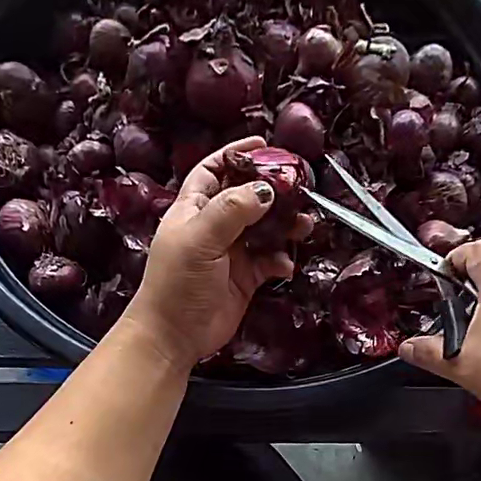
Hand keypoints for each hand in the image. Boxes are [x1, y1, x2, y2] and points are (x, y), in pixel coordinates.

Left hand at [122, 137, 304, 365]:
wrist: (175, 335)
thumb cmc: (178, 283)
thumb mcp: (201, 239)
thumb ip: (232, 211)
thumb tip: (266, 189)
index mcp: (193, 209)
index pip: (214, 170)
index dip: (236, 155)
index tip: (263, 145)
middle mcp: (213, 227)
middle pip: (247, 198)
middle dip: (272, 192)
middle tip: (300, 188)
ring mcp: (231, 253)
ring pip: (264, 230)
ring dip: (285, 227)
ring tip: (305, 226)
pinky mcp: (245, 278)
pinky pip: (269, 261)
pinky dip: (280, 261)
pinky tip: (285, 266)